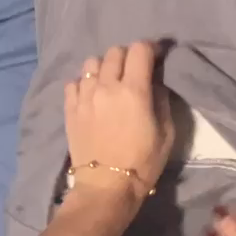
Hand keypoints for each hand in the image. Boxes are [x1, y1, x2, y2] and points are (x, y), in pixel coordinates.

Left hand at [63, 41, 173, 219]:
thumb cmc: (143, 162)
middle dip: (128, 56)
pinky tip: (92, 95)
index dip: (150, 49)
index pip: (139, 50)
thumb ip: (161, 100)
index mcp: (133, 90)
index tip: (156, 57)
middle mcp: (106, 86)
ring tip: (110, 81)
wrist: (106, 187)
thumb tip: (155, 81)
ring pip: (92, 63)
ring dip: (104, 67)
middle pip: (115, 52)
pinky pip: (74, 82)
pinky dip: (84, 82)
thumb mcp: (166, 132)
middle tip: (134, 71)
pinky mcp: (69, 108)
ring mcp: (84, 95)